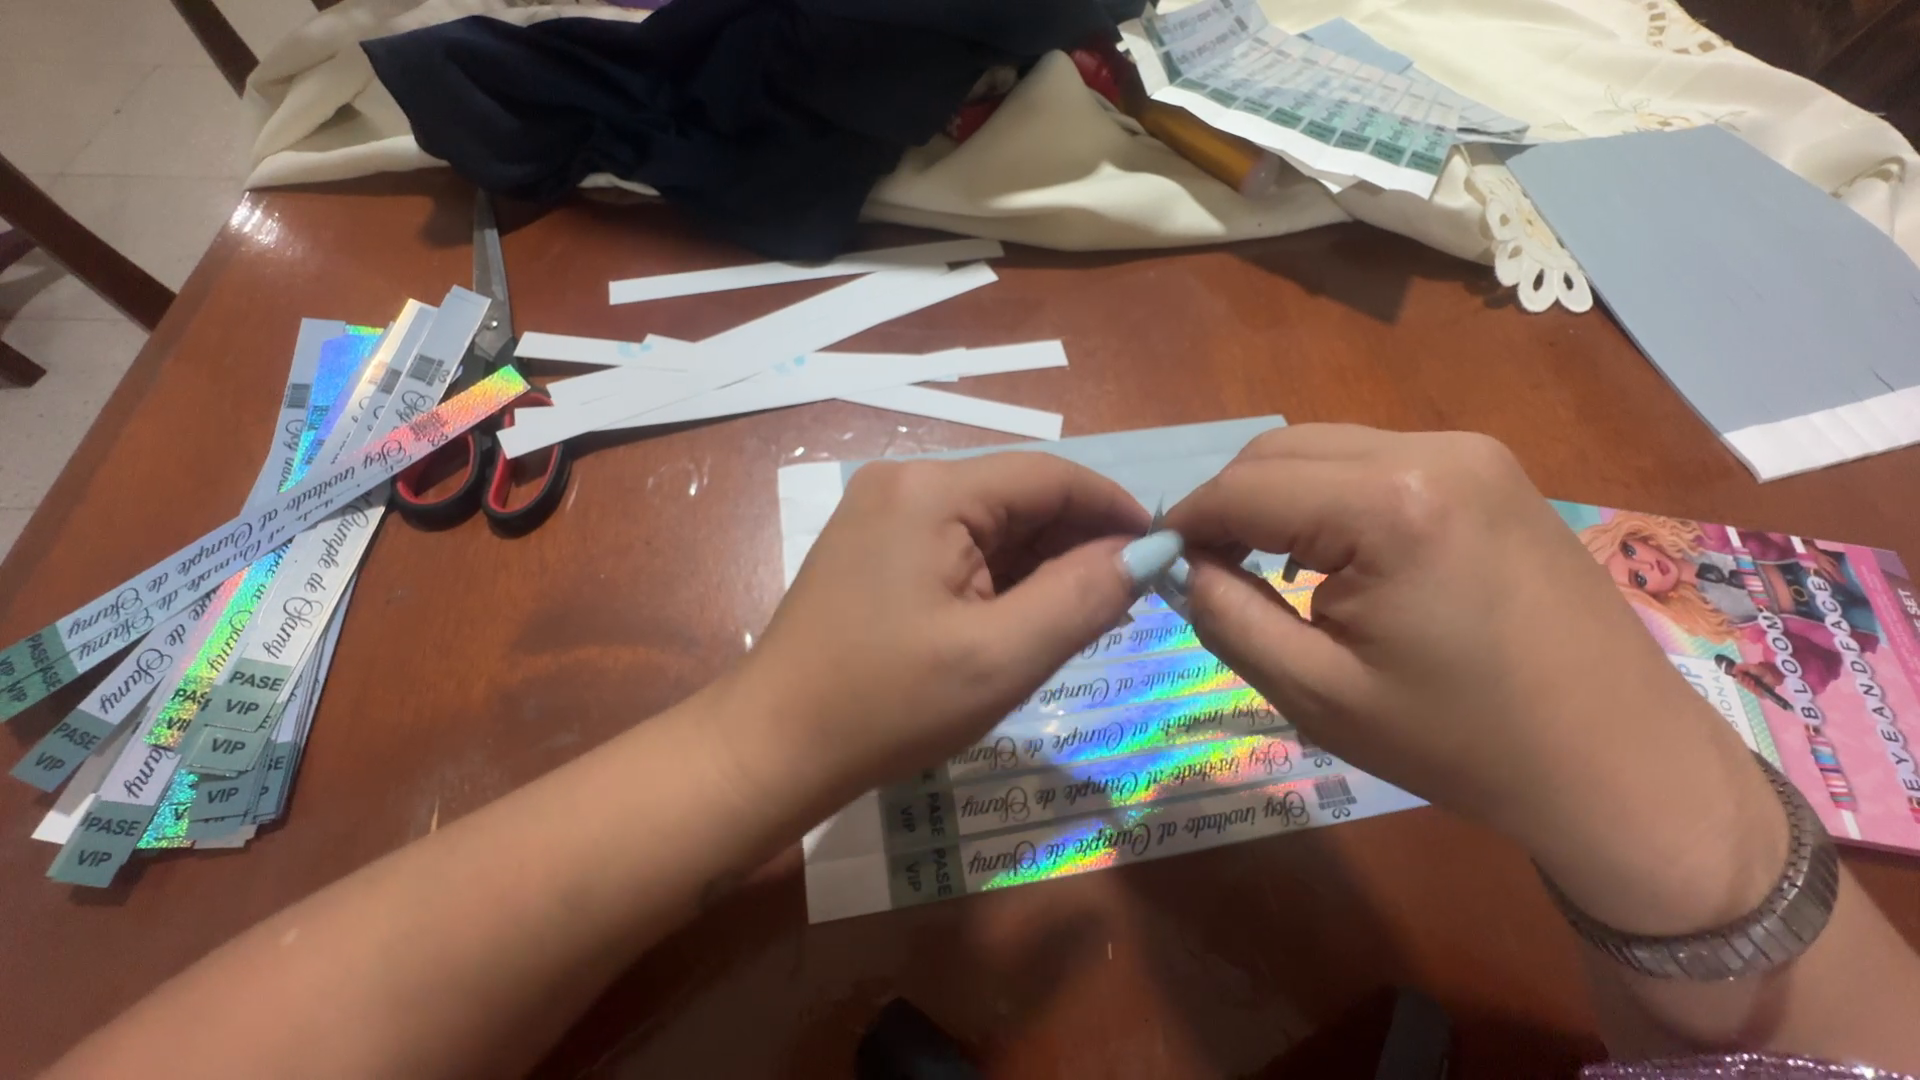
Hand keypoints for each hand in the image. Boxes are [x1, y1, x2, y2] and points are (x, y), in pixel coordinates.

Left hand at [732, 452, 1151, 796]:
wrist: (776, 747)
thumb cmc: (889, 706)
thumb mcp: (1002, 657)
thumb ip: (1083, 596)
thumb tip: (1146, 551)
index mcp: (931, 490)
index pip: (1050, 475)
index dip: (1113, 509)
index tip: (1164, 551)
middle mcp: (904, 482)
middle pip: (1018, 496)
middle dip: (1076, 542)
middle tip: (1126, 598)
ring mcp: (882, 514)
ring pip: (990, 523)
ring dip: (1040, 563)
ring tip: (1081, 614)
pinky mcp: (874, 547)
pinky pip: (957, 545)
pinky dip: (1000, 576)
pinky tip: (1023, 615)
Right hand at [1163, 425, 1780, 930]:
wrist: (1620, 766)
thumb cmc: (1459, 743)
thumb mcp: (1314, 694)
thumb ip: (1226, 616)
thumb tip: (1183, 566)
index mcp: (1389, 505)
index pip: (1243, 487)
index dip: (1187, 523)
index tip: (1157, 562)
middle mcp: (1432, 449)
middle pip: (1279, 450)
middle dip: (1228, 504)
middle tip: (1209, 571)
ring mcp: (1471, 451)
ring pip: (1322, 448)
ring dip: (1275, 498)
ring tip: (1266, 568)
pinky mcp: (1490, 469)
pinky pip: (1371, 460)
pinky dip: (1326, 497)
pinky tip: (1330, 556)